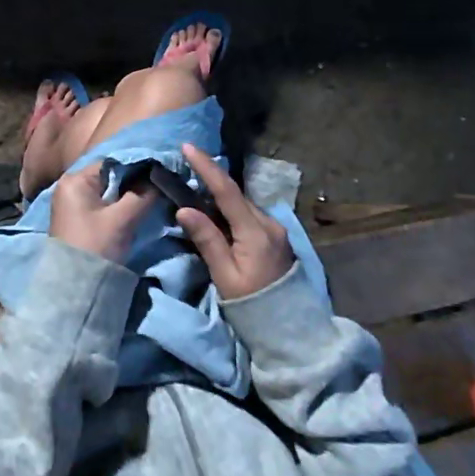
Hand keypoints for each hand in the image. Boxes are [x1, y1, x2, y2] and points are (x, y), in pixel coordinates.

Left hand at [49, 163, 158, 262]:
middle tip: (161, 186)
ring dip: (129, 196)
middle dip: (135, 182)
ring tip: (153, 198)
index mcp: (75, 180)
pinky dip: (120, 207)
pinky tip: (137, 211)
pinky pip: (104, 206)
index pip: (114, 163)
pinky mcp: (79, 220)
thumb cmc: (95, 246)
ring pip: (109, 192)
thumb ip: (144, 194)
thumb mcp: (122, 219)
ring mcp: (73, 204)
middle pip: (111, 177)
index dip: (139, 167)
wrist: (74, 289)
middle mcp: (70, 187)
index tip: (162, 172)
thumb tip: (161, 175)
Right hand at [175, 143, 294, 299]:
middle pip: (236, 195)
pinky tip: (218, 215)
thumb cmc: (251, 305)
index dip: (207, 167)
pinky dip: (232, 211)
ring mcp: (276, 230)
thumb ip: (207, 240)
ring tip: (197, 191)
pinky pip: (250, 216)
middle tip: (187, 168)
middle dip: (212, 179)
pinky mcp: (277, 238)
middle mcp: (269, 224)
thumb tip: (185, 209)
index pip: (227, 191)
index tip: (189, 147)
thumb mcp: (225, 275)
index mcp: (255, 232)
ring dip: (222, 197)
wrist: (289, 328)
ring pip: (243, 205)